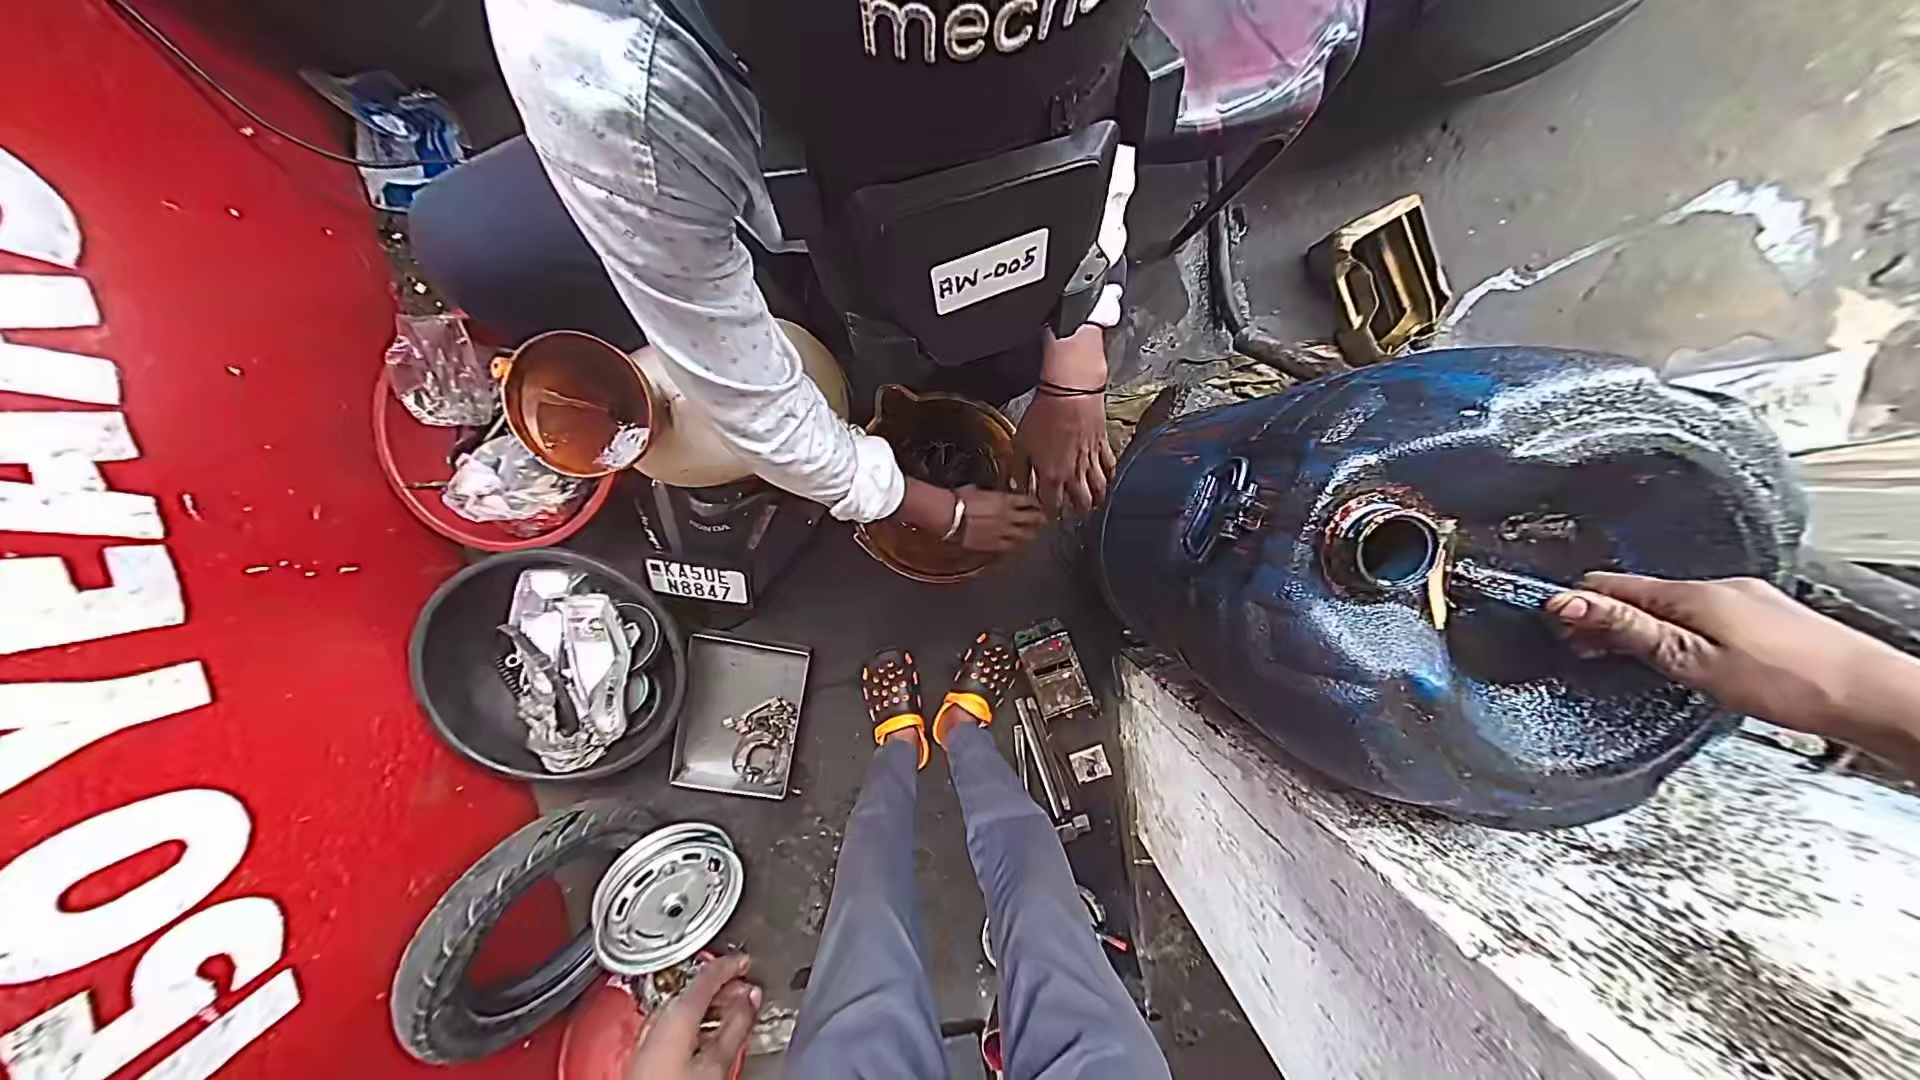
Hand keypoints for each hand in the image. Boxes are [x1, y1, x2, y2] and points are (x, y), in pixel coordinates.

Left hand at [627, 953, 760, 1079]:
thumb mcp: (717, 1065)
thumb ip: (738, 1024)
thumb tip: (751, 998)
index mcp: (676, 1013)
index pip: (708, 974)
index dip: (731, 965)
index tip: (747, 962)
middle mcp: (657, 1021)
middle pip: (694, 991)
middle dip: (722, 988)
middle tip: (745, 991)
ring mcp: (646, 1043)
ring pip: (682, 1010)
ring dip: (708, 1008)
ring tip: (731, 1016)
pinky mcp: (642, 1062)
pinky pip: (672, 1029)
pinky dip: (693, 1026)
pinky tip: (706, 1040)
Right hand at [955, 486, 1045, 552]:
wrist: (951, 517)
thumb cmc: (959, 501)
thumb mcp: (976, 490)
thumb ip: (988, 494)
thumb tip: (987, 494)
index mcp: (1005, 500)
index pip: (1027, 501)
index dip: (1034, 503)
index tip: (1037, 504)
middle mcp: (1008, 516)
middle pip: (1032, 518)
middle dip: (1039, 519)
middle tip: (1043, 520)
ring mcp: (1003, 532)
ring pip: (1025, 534)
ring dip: (1031, 533)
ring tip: (1033, 533)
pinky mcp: (995, 545)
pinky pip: (1011, 546)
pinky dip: (1016, 545)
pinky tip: (1018, 545)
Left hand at [1022, 324, 1116, 516]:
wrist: (1070, 392)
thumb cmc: (1042, 416)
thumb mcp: (1021, 444)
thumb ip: (1020, 470)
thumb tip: (1017, 488)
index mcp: (1052, 476)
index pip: (1053, 506)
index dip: (1050, 514)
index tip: (1048, 516)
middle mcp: (1074, 474)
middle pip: (1081, 504)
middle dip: (1077, 513)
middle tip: (1073, 516)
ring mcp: (1092, 462)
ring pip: (1100, 491)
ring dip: (1097, 501)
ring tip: (1093, 505)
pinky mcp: (1104, 447)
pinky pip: (1111, 469)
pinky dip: (1111, 479)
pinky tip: (1109, 483)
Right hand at [1545, 573, 1919, 773]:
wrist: (1889, 704)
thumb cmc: (1794, 686)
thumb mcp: (1688, 658)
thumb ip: (1624, 627)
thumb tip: (1566, 602)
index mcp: (1691, 594)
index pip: (1604, 584)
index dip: (1575, 607)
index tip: (1562, 632)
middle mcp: (1718, 587)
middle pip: (1634, 594)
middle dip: (1604, 620)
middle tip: (1591, 653)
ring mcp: (1746, 600)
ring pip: (1666, 604)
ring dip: (1639, 627)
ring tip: (1636, 660)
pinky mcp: (1764, 617)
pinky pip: (1698, 613)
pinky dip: (1675, 631)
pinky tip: (1683, 657)